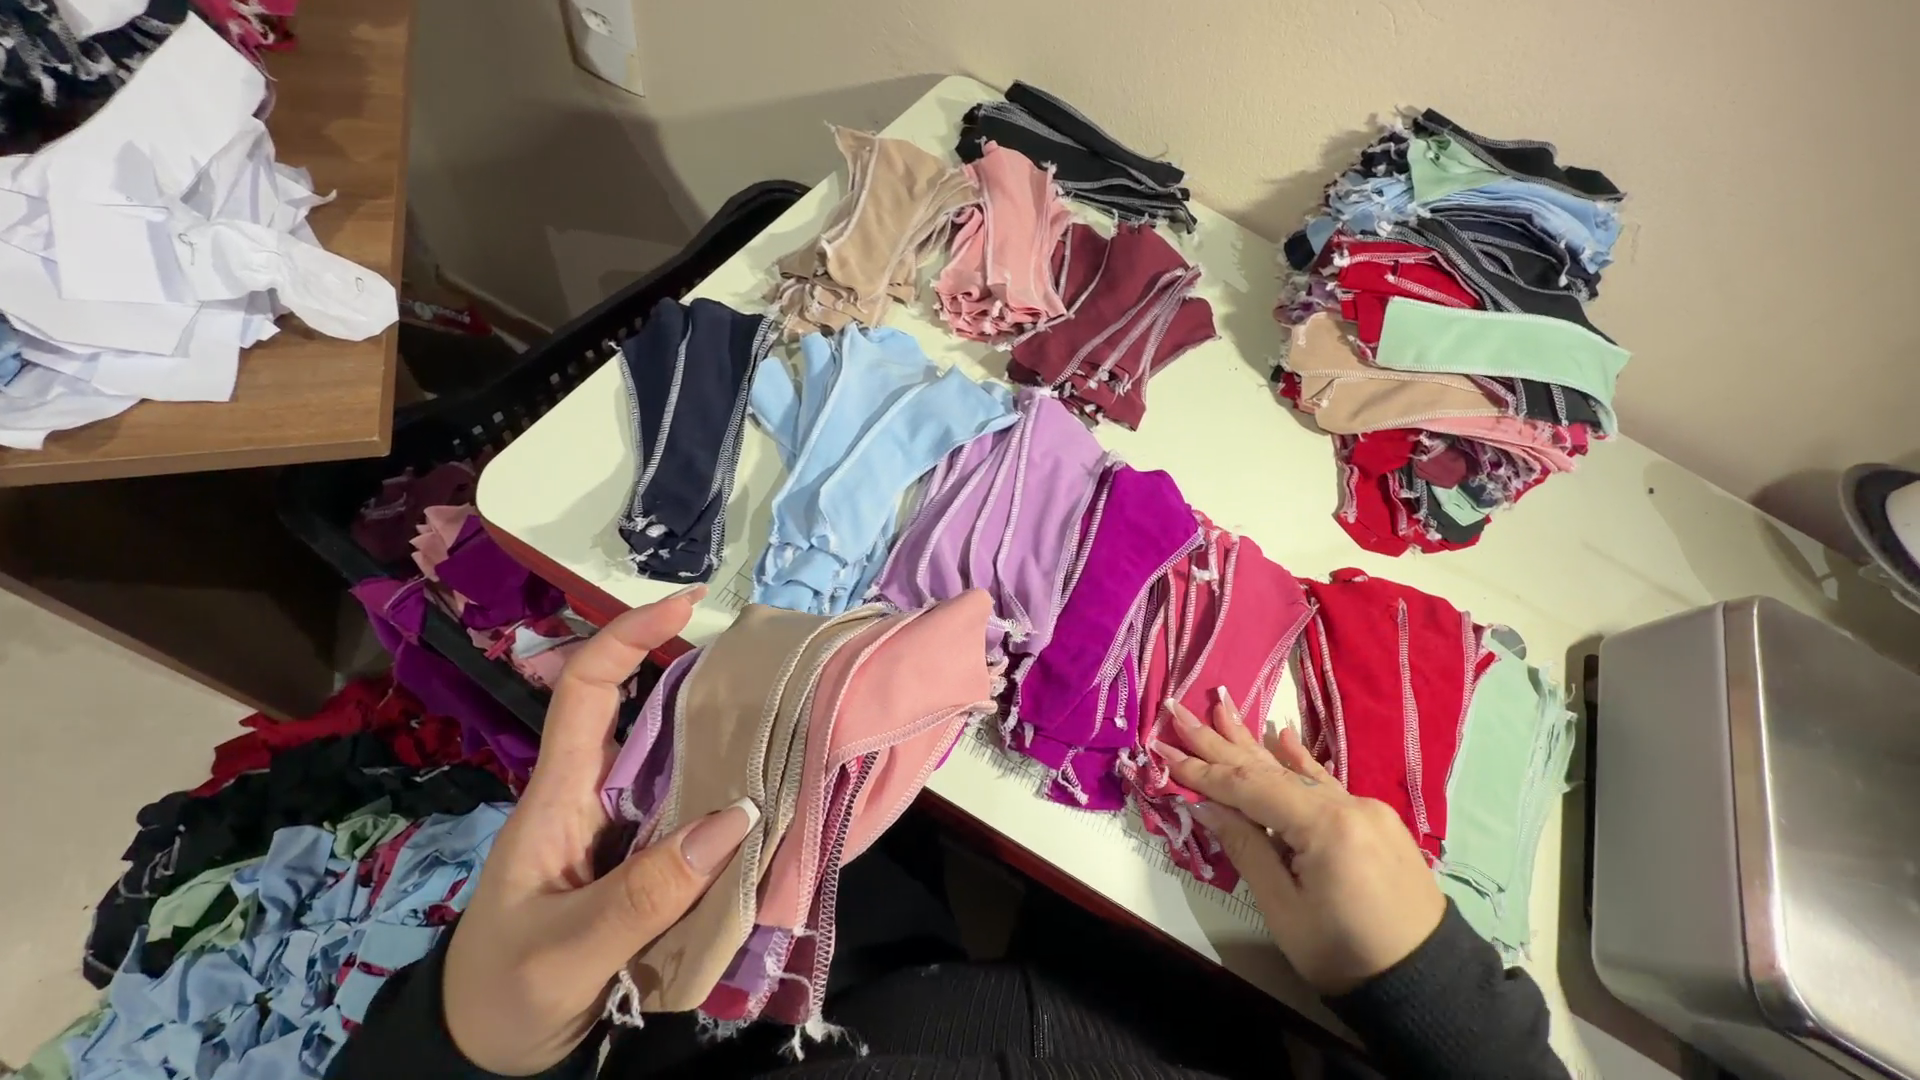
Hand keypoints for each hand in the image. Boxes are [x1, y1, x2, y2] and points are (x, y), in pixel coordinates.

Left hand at [444, 587, 756, 1073]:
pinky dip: (728, 792)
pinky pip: (691, 808)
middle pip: (644, 710)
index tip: (688, 603)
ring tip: (786, 724)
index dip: (629, 635)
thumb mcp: (568, 953)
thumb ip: (648, 893)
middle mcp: (592, 793)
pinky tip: (768, 795)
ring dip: (725, 738)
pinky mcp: (641, 855)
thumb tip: (740, 815)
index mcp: (559, 794)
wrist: (482, 1051)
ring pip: (675, 759)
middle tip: (770, 670)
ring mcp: (619, 824)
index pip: (585, 688)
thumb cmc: (503, 993)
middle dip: (701, 677)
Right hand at [1158, 696, 1445, 995]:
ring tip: (1220, 709)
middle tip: (1179, 712)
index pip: (1249, 788)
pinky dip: (1300, 761)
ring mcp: (1365, 809)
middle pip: (1269, 769)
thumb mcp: (1285, 909)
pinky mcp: (1376, 822)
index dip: (1203, 772)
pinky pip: (1327, 783)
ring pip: (1296, 772)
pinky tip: (1282, 735)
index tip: (1164, 750)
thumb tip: (1208, 805)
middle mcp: (1347, 804)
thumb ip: (1246, 848)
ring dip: (1253, 744)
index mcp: (1325, 826)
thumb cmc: (1346, 955)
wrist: (1428, 987)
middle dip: (1219, 742)